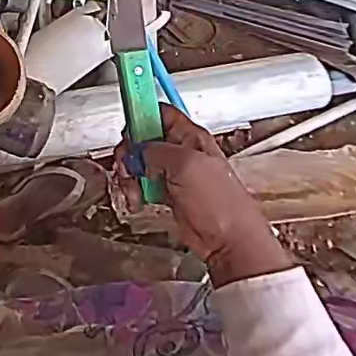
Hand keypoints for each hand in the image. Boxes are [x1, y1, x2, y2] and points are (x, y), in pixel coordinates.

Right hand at [116, 104, 293, 285]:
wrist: (229, 243)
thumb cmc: (221, 206)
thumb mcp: (186, 166)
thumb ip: (156, 150)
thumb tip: (137, 147)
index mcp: (191, 137)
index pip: (160, 112)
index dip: (141, 113)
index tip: (126, 122)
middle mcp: (182, 152)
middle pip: (142, 138)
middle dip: (129, 152)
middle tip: (129, 165)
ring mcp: (174, 172)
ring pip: (138, 162)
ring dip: (129, 175)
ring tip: (134, 190)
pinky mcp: (167, 191)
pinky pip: (140, 183)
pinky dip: (133, 190)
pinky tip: (138, 200)